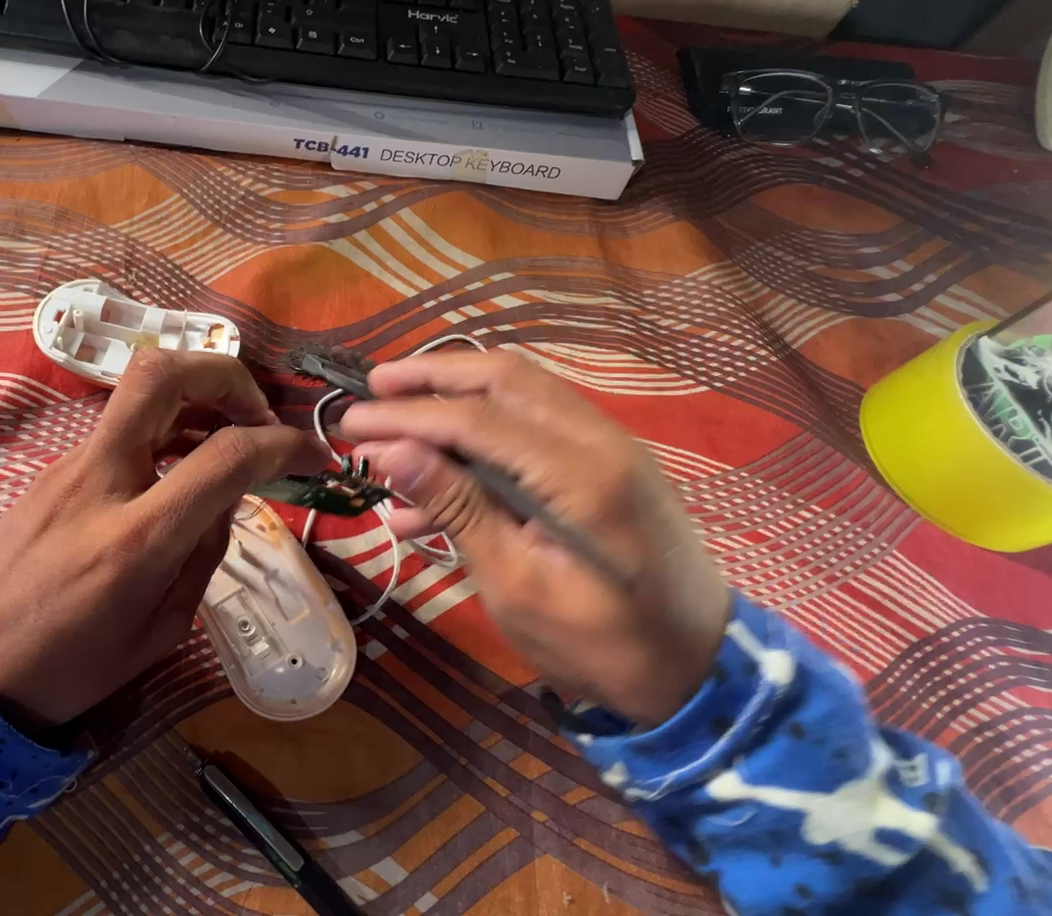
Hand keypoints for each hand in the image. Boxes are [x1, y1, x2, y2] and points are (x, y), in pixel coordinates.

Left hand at [0, 350, 331, 731]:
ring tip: (227, 437)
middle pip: (162, 375)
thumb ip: (202, 556)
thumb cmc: (66, 670)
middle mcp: (99, 482)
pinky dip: (165, 424)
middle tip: (256, 414)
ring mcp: (67, 466)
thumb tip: (224, 499)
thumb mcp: (158, 633)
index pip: (224, 457)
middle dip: (225, 374)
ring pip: (138, 390)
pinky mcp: (52, 467)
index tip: (311, 454)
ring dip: (196, 395)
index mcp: (134, 539)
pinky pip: (120, 424)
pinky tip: (179, 464)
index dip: (282, 444)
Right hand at [338, 351, 729, 724]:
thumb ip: (457, 507)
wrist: (700, 674)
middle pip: (504, 378)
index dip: (407, 415)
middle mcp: (600, 440)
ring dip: (453, 398)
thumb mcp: (516, 586)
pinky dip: (480, 438)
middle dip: (431, 377)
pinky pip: (532, 431)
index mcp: (582, 475)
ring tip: (394, 421)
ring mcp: (607, 448)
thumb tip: (391, 451)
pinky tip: (430, 485)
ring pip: (518, 393)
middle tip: (374, 387)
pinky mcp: (603, 466)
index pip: (476, 418)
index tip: (351, 421)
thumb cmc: (603, 645)